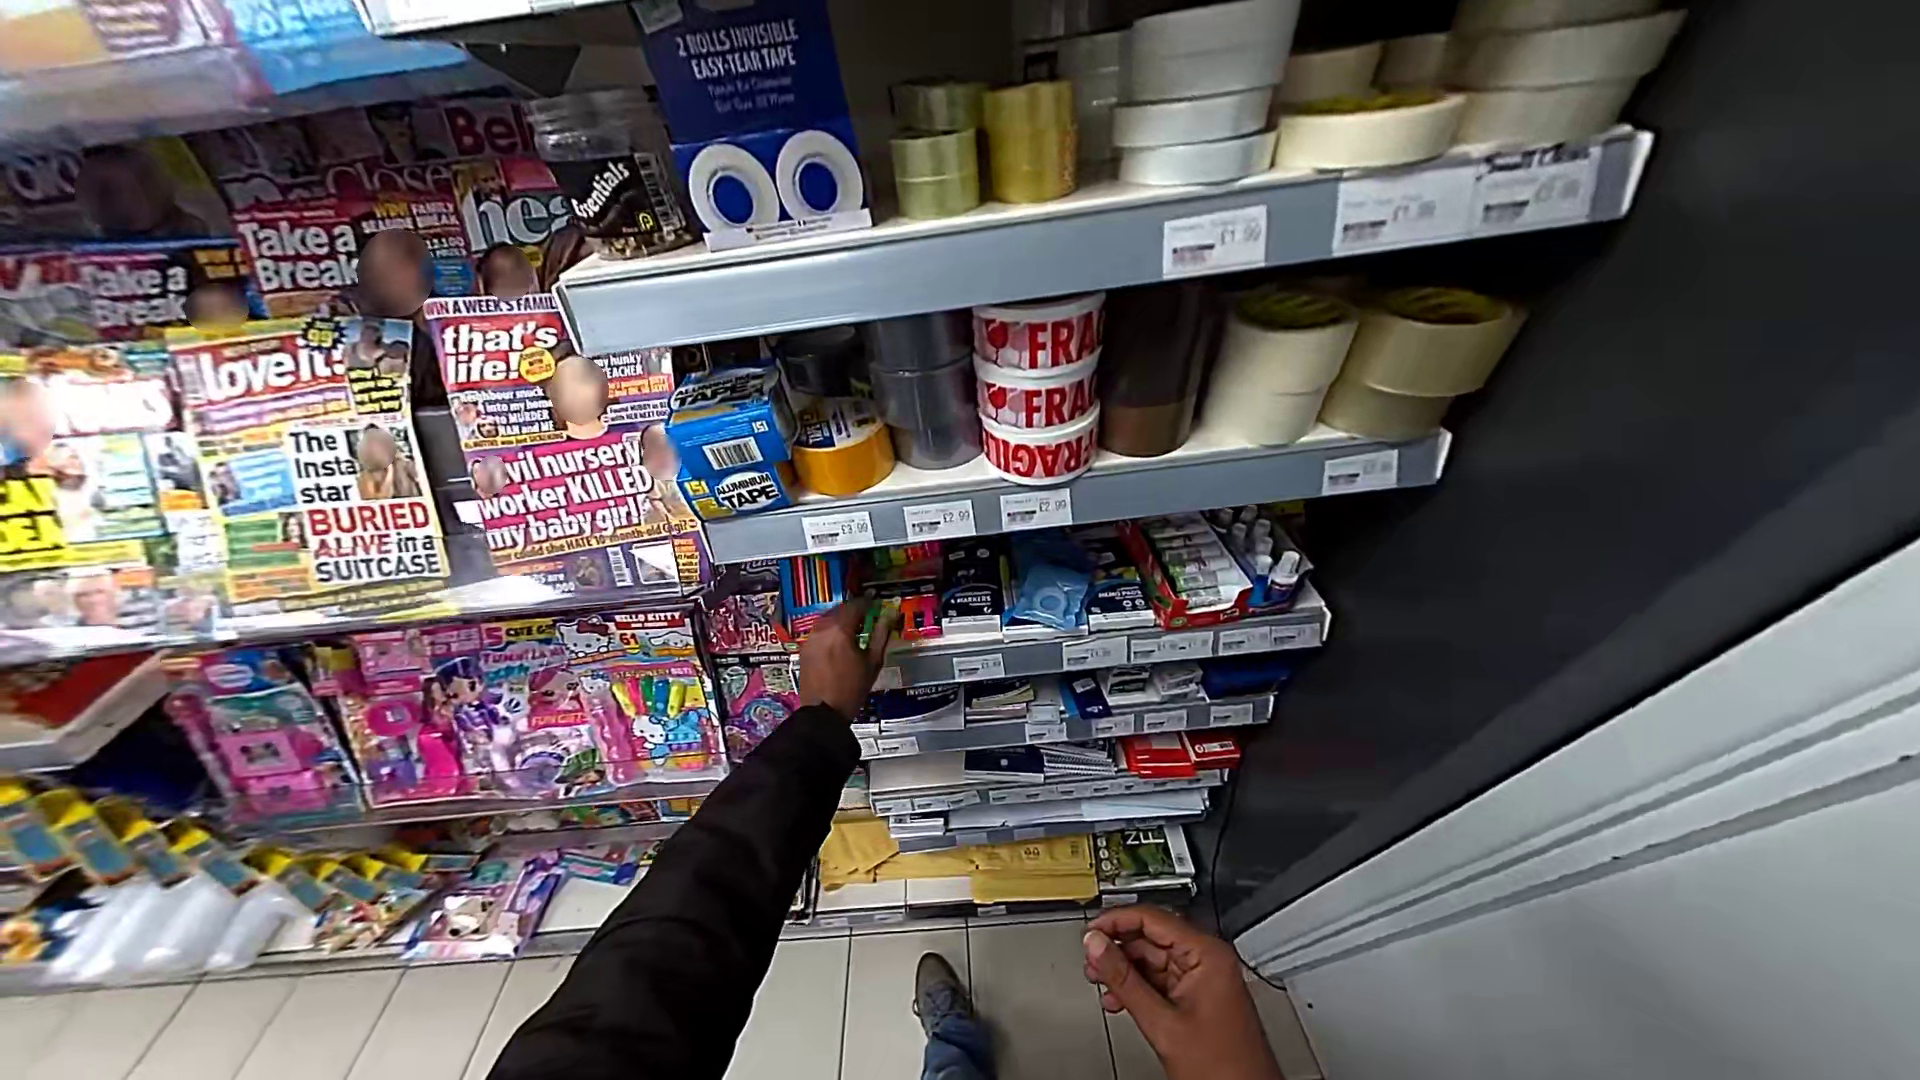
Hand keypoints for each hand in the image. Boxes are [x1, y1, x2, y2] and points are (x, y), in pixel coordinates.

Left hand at [797, 595, 896, 718]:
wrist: (823, 712)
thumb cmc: (852, 688)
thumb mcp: (873, 661)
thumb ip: (881, 635)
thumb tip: (888, 616)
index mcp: (840, 630)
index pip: (855, 606)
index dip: (867, 600)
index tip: (875, 598)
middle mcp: (822, 629)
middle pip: (839, 609)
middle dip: (853, 609)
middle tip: (867, 612)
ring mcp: (811, 638)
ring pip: (828, 618)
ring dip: (841, 618)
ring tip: (854, 625)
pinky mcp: (805, 648)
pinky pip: (819, 630)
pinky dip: (831, 629)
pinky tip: (840, 638)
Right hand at [1083, 906, 1283, 1079]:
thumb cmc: (1225, 1073)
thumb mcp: (1163, 1023)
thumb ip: (1124, 979)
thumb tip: (1097, 945)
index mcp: (1207, 954)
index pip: (1153, 918)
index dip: (1117, 921)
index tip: (1093, 930)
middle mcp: (1207, 959)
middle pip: (1150, 938)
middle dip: (1117, 949)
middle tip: (1091, 957)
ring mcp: (1203, 978)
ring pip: (1151, 959)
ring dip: (1123, 970)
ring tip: (1100, 980)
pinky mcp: (1197, 997)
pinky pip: (1159, 980)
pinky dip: (1137, 987)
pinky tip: (1119, 998)